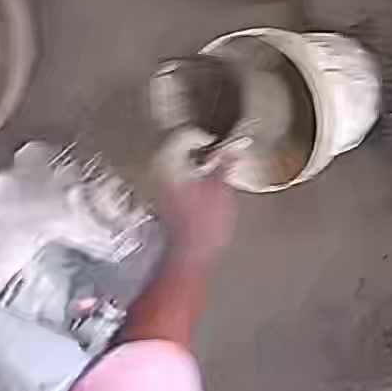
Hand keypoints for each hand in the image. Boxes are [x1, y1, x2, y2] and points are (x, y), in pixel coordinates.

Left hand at [154, 130, 238, 261]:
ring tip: (208, 163)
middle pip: (173, 149)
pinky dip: (186, 175)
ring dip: (189, 160)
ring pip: (171, 164)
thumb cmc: (205, 224)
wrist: (192, 254)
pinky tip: (200, 181)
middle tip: (211, 147)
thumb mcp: (222, 188)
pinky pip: (172, 179)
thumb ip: (225, 165)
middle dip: (193, 146)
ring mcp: (160, 190)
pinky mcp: (164, 203)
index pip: (182, 138)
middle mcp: (161, 176)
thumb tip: (231, 151)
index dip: (200, 136)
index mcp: (172, 167)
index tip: (213, 142)